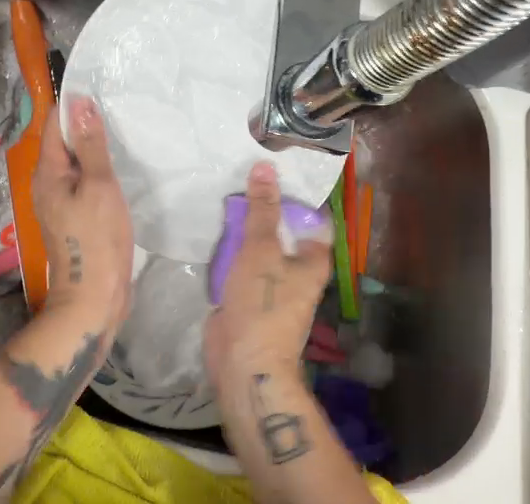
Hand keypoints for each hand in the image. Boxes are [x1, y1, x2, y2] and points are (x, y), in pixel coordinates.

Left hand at [33, 97, 134, 332]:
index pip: (55, 122)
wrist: (92, 301)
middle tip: (120, 106)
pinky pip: (83, 181)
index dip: (75, 104)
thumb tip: (80, 100)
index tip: (102, 88)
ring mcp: (60, 202)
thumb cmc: (97, 241)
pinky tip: (120, 168)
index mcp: (47, 172)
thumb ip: (91, 144)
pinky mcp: (75, 216)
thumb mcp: (99, 186)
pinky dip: (98, 170)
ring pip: (75, 162)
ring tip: (124, 132)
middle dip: (87, 123)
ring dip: (94, 148)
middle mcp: (47, 183)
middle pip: (64, 141)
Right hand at [205, 162, 332, 384]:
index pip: (311, 215)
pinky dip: (231, 248)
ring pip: (259, 245)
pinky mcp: (248, 295)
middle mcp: (298, 269)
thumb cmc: (263, 304)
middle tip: (241, 175)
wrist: (243, 363)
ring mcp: (272, 283)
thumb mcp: (261, 248)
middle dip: (263, 206)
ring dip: (244, 227)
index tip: (271, 167)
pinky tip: (215, 229)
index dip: (293, 191)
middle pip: (282, 228)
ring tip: (225, 194)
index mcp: (314, 258)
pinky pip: (241, 263)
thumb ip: (261, 208)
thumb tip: (265, 165)